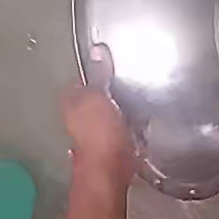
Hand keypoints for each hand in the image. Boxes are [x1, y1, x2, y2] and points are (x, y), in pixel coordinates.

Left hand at [62, 44, 131, 188]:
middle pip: (107, 93)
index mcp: (73, 99)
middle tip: (136, 89)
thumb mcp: (98, 96)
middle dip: (122, 92)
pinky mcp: (118, 141)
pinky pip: (133, 126)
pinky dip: (139, 125)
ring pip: (122, 110)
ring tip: (143, 108)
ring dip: (133, 110)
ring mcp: (101, 129)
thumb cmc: (99, 131)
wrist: (111, 169)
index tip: (121, 69)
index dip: (105, 72)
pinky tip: (145, 125)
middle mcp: (83, 113)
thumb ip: (99, 74)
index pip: (90, 77)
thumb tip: (96, 49)